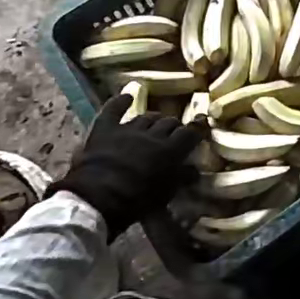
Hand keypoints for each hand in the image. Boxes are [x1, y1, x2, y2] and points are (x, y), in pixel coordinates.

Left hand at [50, 92, 207, 235]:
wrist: (98, 199)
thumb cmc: (136, 201)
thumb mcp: (165, 194)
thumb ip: (181, 178)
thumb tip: (194, 171)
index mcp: (170, 150)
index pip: (190, 132)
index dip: (197, 128)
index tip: (201, 125)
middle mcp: (152, 134)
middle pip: (169, 122)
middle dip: (174, 126)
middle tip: (174, 133)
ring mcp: (128, 129)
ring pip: (146, 117)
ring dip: (153, 120)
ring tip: (155, 124)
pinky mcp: (106, 129)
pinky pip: (114, 110)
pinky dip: (121, 102)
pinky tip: (127, 97)